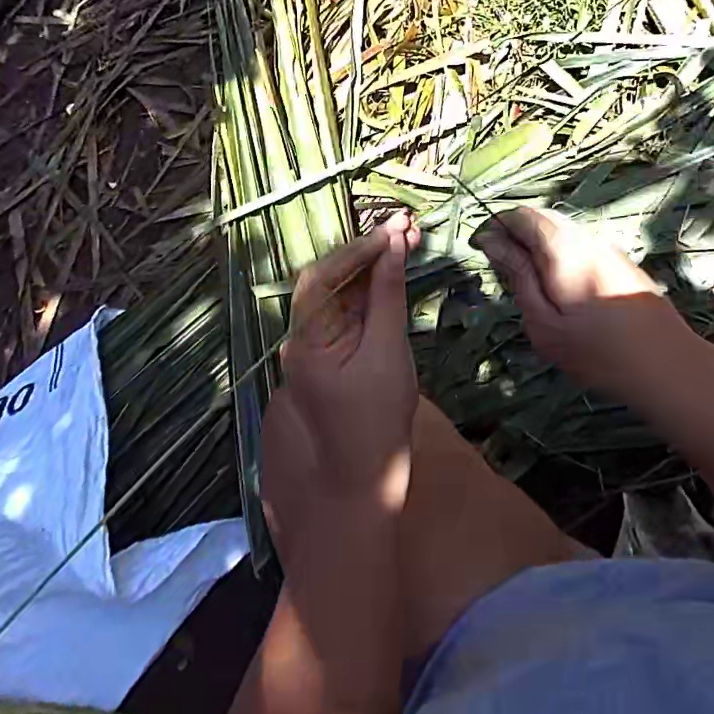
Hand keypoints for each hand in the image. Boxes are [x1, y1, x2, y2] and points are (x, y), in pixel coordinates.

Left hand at [267, 213, 420, 511]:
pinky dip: (374, 295)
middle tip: (409, 228)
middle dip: (369, 254)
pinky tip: (396, 276)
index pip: (323, 277)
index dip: (357, 249)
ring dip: (374, 270)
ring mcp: (318, 349)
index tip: (394, 230)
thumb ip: (388, 298)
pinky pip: (351, 316)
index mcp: (306, 340)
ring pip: (343, 296)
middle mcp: (303, 339)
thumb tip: (393, 248)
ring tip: (410, 241)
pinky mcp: (335, 357)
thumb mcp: (388, 353)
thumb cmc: (377, 422)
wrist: (364, 485)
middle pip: (331, 282)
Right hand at [470, 207, 686, 391]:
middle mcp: (587, 238)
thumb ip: (518, 276)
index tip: (480, 248)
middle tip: (501, 268)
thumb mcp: (545, 321)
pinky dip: (558, 255)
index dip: (497, 226)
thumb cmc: (597, 351)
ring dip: (537, 246)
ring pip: (562, 231)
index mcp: (564, 248)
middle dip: (516, 235)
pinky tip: (557, 287)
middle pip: (543, 219)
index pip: (522, 216)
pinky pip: (579, 245)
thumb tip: (492, 242)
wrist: (666, 364)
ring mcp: (608, 248)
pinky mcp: (621, 262)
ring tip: (526, 281)